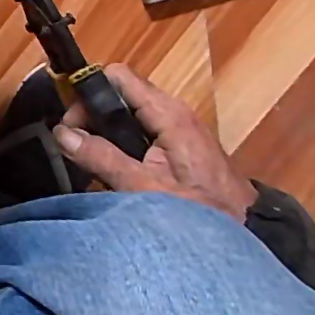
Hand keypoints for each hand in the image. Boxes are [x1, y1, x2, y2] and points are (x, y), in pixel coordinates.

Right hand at [54, 63, 257, 218]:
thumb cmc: (200, 213)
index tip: (71, 122)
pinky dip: (122, 143)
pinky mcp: (181, 145)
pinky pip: (142, 131)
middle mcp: (173, 111)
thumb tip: (62, 134)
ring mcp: (179, 128)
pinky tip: (114, 170)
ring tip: (89, 161)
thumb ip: (102, 158)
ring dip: (105, 132)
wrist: (252, 239)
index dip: (89, 90)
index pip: (118, 76)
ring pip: (129, 114)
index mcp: (167, 113)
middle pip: (120, 94)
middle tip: (74, 146)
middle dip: (92, 115)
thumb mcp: (144, 188)